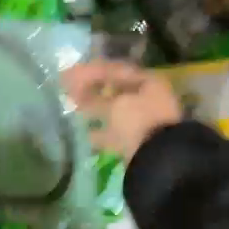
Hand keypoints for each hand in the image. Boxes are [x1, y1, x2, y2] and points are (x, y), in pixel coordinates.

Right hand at [62, 60, 182, 161]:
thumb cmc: (138, 122)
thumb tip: (76, 93)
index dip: (90, 71)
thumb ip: (93, 98)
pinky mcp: (139, 141)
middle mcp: (150, 98)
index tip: (69, 75)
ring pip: (115, 110)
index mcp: (149, 82)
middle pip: (116, 90)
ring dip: (95, 110)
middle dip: (91, 90)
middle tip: (69, 91)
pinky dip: (101, 131)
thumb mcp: (114, 106)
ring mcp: (146, 120)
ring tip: (74, 110)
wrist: (159, 159)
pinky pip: (117, 131)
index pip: (116, 70)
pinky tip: (86, 133)